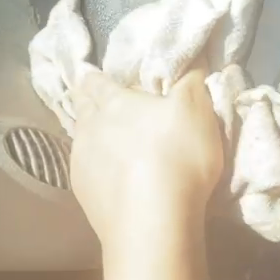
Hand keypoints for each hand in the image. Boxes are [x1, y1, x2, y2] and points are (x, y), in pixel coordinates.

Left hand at [69, 69, 226, 260]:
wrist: (153, 218)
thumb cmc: (177, 154)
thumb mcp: (197, 109)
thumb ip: (191, 82)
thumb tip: (190, 61)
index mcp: (115, 103)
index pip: (96, 82)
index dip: (97, 77)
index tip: (96, 75)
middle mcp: (90, 128)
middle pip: (82, 109)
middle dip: (89, 103)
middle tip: (100, 103)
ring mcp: (81, 162)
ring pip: (82, 139)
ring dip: (94, 136)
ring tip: (111, 141)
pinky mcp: (83, 194)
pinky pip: (87, 170)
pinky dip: (99, 167)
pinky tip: (114, 176)